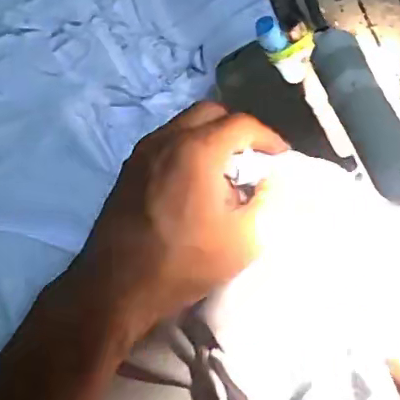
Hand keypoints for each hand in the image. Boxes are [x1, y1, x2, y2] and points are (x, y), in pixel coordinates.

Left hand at [70, 102, 287, 341]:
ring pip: (185, 124)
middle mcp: (167, 140)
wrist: (118, 286)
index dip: (268, 138)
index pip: (242, 124)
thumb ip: (264, 202)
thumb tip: (266, 182)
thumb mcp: (244, 239)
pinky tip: (196, 182)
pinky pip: (167, 142)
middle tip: (254, 158)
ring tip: (226, 171)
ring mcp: (143, 152)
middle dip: (238, 130)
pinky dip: (189, 149)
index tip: (281, 157)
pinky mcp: (129, 169)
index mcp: (198, 151)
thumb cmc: (185, 262)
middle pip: (211, 113)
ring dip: (211, 138)